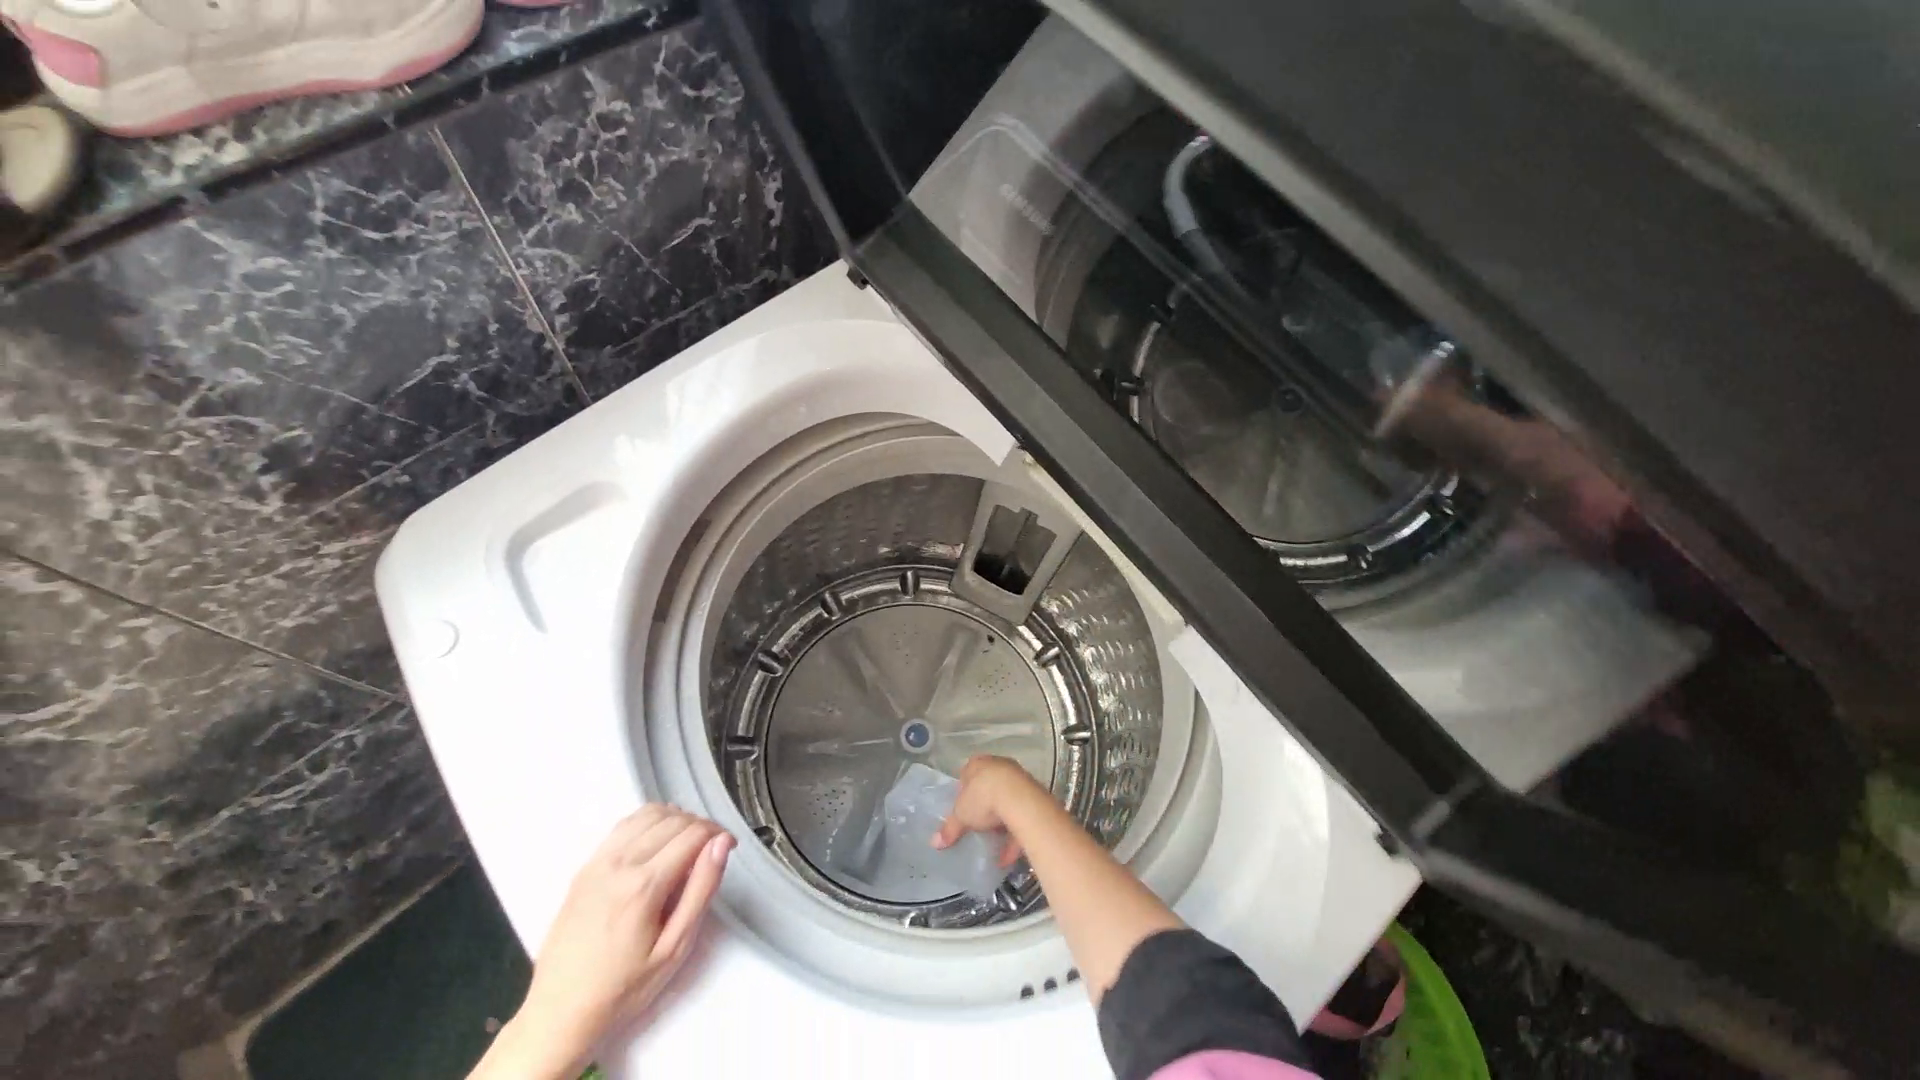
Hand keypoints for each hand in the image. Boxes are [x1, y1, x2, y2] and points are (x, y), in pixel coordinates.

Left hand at [483, 806, 734, 1078]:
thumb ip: (701, 891)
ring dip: (675, 818)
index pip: (692, 834)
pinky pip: (622, 826)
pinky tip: (657, 841)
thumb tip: (720, 844)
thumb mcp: (675, 948)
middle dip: (701, 825)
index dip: (718, 834)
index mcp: (644, 886)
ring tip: (688, 842)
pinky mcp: (584, 867)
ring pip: (647, 815)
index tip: (731, 847)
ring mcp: (597, 862)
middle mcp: (619, 863)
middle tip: (713, 849)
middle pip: (672, 820)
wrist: (561, 1010)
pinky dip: (647, 821)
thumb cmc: (625, 987)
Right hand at [931, 755, 1046, 866]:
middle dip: (984, 806)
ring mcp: (1019, 780)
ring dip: (1002, 824)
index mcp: (978, 764)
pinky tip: (1007, 858)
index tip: (961, 807)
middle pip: (989, 787)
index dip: (963, 790)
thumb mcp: (961, 816)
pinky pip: (1022, 818)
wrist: (1019, 800)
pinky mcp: (1034, 797)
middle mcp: (1000, 767)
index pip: (967, 773)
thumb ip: (949, 828)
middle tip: (977, 824)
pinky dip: (1014, 838)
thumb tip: (934, 843)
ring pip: (1007, 803)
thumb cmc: (982, 798)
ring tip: (993, 844)